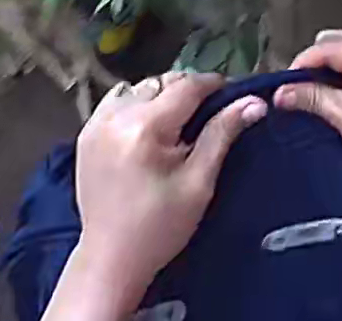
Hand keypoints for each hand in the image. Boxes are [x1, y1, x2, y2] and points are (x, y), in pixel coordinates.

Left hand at [71, 72, 266, 299]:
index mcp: (146, 127)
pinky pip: (117, 99)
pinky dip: (135, 103)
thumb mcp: (199, 182)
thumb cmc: (160, 227)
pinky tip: (145, 127)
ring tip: (174, 123)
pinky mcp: (86, 131)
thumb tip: (255, 101)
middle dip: (187, 90)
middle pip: (163, 81)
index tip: (232, 92)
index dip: (213, 84)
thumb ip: (223, 133)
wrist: (109, 261)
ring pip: (141, 86)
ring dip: (161, 95)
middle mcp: (117, 115)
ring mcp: (97, 121)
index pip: (187, 85)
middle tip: (205, 115)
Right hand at [275, 30, 341, 189]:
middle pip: (330, 45)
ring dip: (320, 73)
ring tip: (303, 94)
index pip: (327, 48)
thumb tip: (279, 92)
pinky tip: (322, 95)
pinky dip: (331, 77)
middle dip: (310, 67)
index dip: (301, 65)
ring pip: (336, 53)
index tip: (280, 88)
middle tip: (292, 92)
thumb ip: (314, 99)